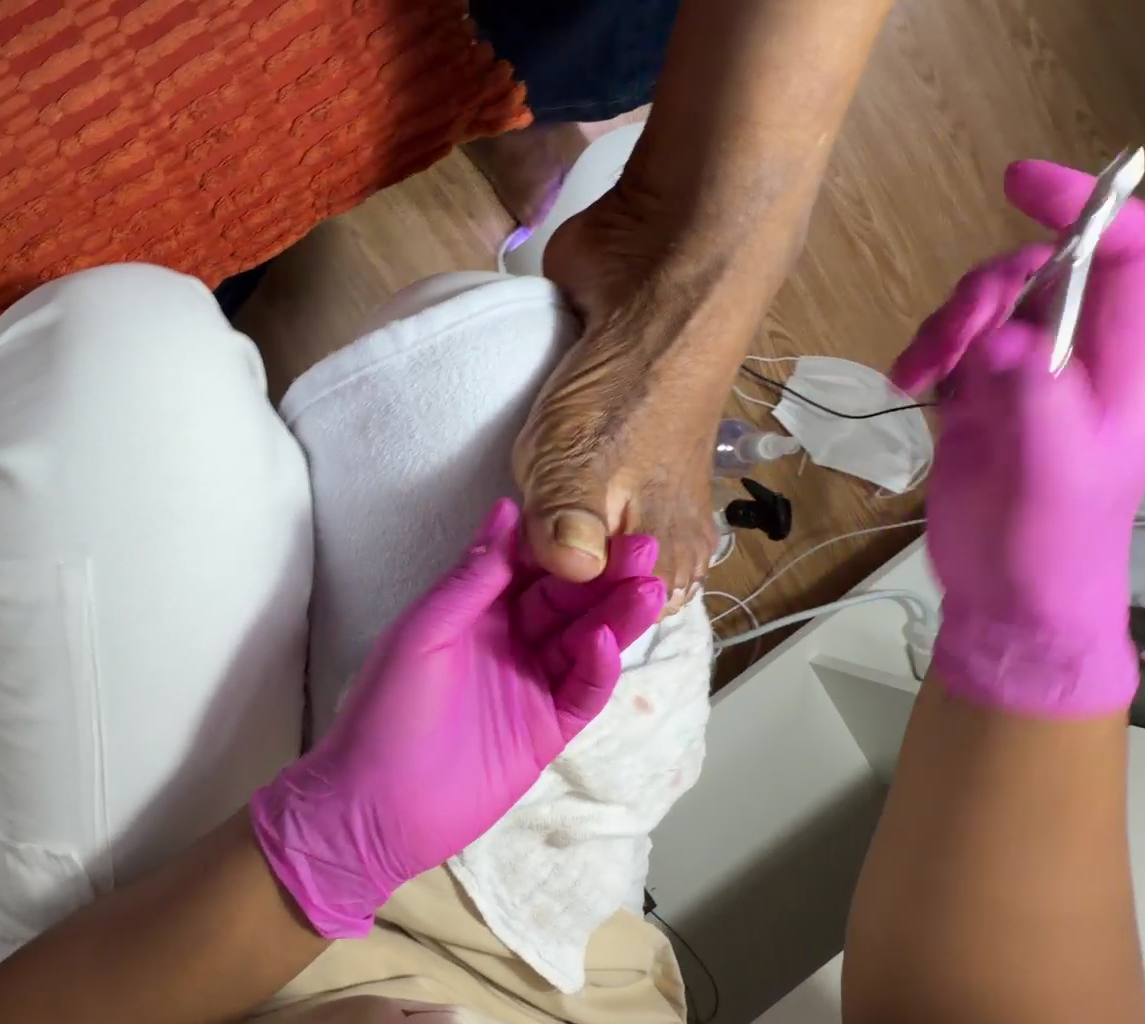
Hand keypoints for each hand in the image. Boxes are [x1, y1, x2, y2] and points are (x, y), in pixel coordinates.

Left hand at [249, 500, 664, 936]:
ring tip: (651, 584)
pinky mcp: (545, 729)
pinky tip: (609, 642)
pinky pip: (581, 692)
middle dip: (600, 574)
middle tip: (645, 545)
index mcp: (469, 611)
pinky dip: (598, 668)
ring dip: (614, 616)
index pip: (524, 566)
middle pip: (562, 600)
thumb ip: (471, 578)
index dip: (559, 542)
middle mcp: (503, 641)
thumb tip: (506, 509)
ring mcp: (527, 684)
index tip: (597, 512)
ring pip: (581, 641)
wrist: (376, 808)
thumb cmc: (386, 711)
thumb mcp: (423, 633)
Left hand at [512, 187, 743, 604]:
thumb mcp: (582, 473)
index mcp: (665, 550)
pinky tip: (492, 513)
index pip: (617, 621)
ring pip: (567, 538)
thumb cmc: (630, 386)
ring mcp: (614, 486)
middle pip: (585, 583)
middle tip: (480, 588)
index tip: (508, 623)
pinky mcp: (587, 448)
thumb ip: (567, 536)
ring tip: (480, 558)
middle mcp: (645, 527)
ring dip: (528, 545)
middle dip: (536, 587)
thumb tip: (561, 580)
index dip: (566, 627)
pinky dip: (528, 502)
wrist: (660, 276)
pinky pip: (553, 492)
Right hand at [891, 159, 1144, 714]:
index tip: (1022, 183)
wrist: (1010, 585)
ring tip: (917, 376)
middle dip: (984, 290)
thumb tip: (998, 335)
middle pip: (1042, 274)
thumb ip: (1036, 394)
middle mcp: (1082, 354)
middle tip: (949, 342)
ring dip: (941, 327)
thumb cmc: (1054, 535)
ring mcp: (1025, 375)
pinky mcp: (977, 399)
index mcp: (1135, 359)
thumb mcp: (1055, 467)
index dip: (1092, 208)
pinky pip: (948, 348)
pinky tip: (905, 387)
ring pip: (986, 308)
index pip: (1136, 254)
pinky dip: (919, 357)